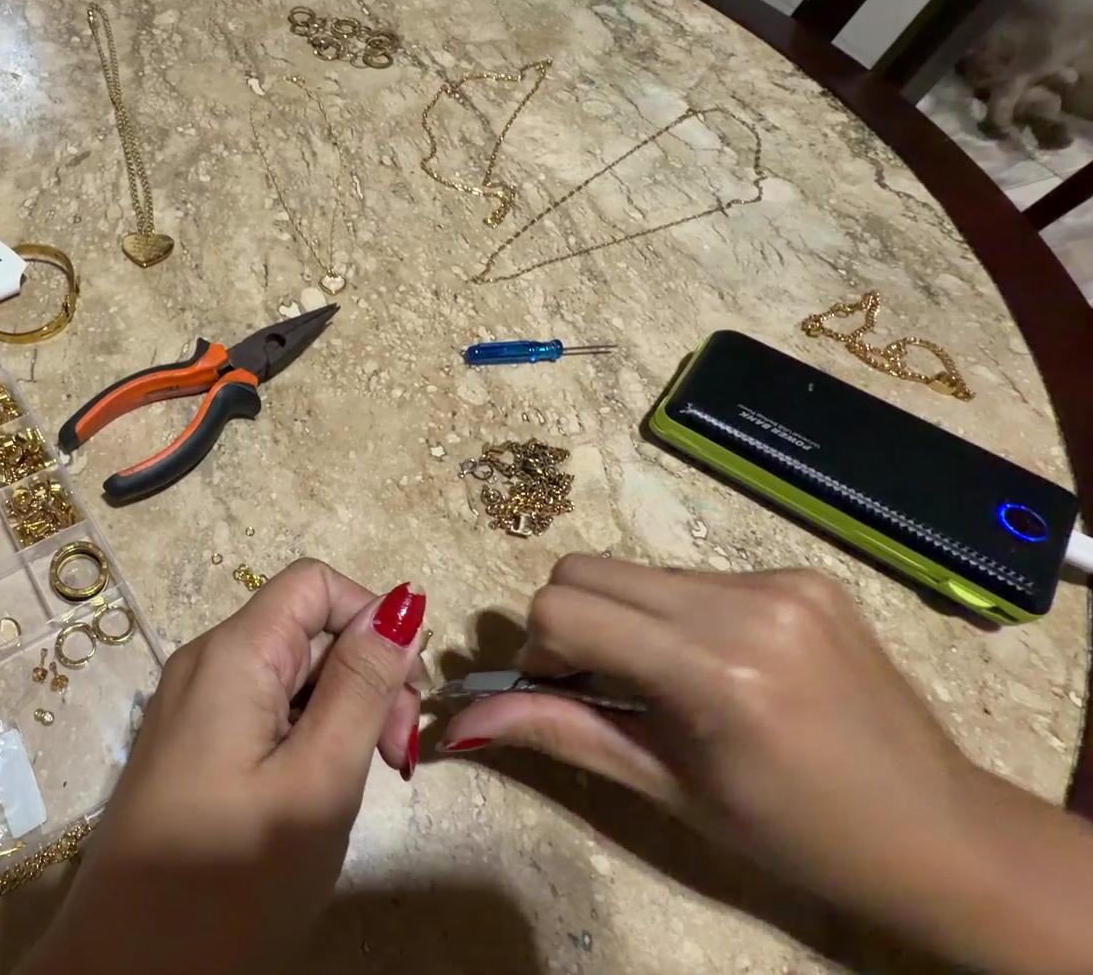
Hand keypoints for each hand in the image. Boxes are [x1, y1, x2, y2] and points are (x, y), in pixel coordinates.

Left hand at [19, 559, 425, 974]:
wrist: (128, 966)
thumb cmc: (231, 878)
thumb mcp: (317, 780)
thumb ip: (361, 687)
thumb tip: (401, 604)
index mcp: (231, 653)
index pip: (314, 583)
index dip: (372, 618)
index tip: (406, 696)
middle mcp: (205, 662)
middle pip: (305, 628)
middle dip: (364, 677)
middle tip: (396, 760)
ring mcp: (193, 704)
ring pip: (289, 673)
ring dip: (341, 713)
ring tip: (360, 783)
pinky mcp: (192, 743)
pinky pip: (262, 710)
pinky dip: (306, 736)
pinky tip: (317, 791)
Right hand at [437, 555, 1092, 972]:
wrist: (947, 834)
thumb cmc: (794, 832)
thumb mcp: (664, 788)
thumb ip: (557, 734)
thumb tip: (458, 721)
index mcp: (718, 671)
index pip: (563, 608)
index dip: (540, 650)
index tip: (563, 690)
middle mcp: (748, 605)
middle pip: (582, 571)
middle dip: (567, 623)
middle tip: (599, 681)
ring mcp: (780, 581)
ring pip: (629, 569)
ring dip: (617, 616)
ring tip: (659, 676)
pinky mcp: (800, 574)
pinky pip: (683, 575)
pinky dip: (666, 611)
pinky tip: (707, 661)